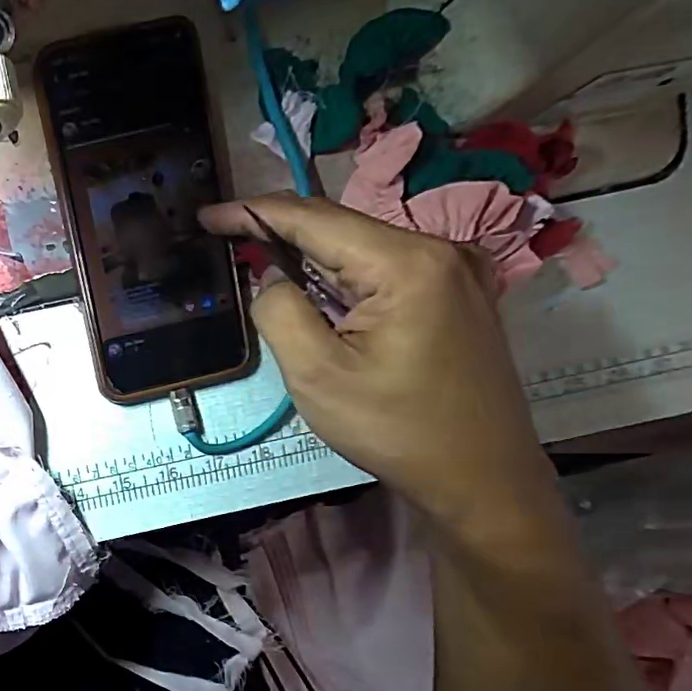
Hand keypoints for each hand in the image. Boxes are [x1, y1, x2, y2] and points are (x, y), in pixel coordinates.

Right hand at [200, 194, 548, 525]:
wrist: (481, 478)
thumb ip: (280, 312)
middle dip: (285, 239)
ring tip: (276, 285)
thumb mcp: (317, 376)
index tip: (210, 215)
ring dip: (317, 268)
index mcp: (407, 262)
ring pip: (365, 255)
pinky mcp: (462, 297)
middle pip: (343, 232)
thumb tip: (273, 276)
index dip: (255, 212)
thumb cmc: (396, 431)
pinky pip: (390, 274)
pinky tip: (330, 307)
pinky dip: (350, 285)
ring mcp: (459, 272)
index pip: (314, 218)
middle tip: (235, 249)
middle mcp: (441, 250)